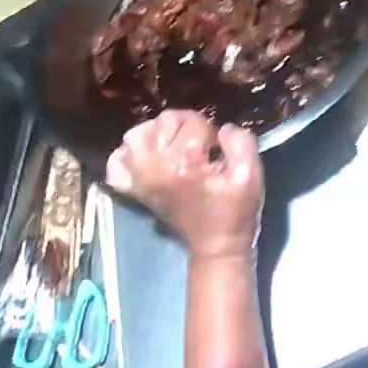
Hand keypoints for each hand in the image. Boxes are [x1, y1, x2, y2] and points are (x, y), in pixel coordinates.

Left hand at [106, 111, 263, 260]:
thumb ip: (241, 143)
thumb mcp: (250, 176)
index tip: (218, 151)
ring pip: (137, 134)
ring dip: (158, 133)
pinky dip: (129, 155)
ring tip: (175, 146)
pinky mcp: (135, 188)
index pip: (193, 123)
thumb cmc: (234, 212)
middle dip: (186, 126)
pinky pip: (117, 163)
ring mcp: (140, 178)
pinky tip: (148, 157)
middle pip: (164, 121)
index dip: (211, 132)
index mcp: (185, 162)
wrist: (216, 245)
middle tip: (200, 147)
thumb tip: (223, 129)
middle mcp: (156, 166)